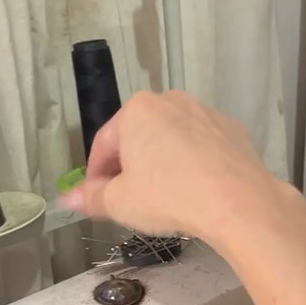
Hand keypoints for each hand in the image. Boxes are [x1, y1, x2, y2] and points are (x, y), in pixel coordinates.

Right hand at [59, 92, 297, 244]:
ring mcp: (206, 112)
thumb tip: (67, 198)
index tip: (96, 198)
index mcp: (136, 110)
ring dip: (163, 163)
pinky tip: (196, 191)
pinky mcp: (233, 130)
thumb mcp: (120, 203)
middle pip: (139, 137)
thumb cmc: (169, 196)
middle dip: (131, 167)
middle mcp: (171, 101)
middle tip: (130, 200)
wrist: (238, 201)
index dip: (96, 175)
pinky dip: (194, 164)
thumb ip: (91, 198)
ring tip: (165, 198)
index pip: (104, 144)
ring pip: (173, 140)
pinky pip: (202, 147)